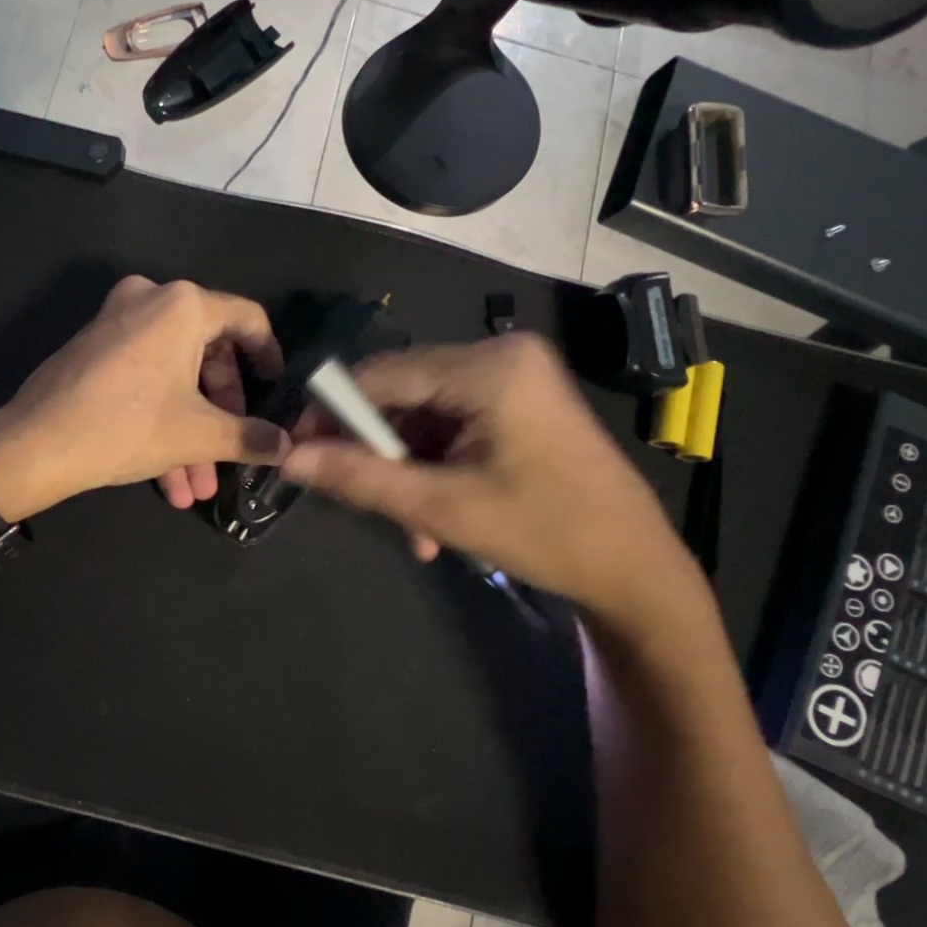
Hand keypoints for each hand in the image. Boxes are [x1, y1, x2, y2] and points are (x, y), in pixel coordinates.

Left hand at [0, 276, 289, 518]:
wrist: (35, 444)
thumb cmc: (126, 426)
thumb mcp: (197, 435)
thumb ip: (249, 437)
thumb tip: (286, 446)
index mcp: (181, 305)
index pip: (247, 319)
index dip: (270, 357)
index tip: (279, 391)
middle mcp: (149, 301)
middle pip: (208, 354)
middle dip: (222, 415)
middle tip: (232, 453)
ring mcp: (117, 324)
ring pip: (173, 378)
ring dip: (191, 433)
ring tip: (199, 488)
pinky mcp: (95, 351)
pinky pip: (143, 381)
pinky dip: (160, 422)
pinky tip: (170, 484)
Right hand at [280, 334, 697, 616]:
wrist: (638, 570)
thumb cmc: (547, 533)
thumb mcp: (443, 508)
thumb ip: (361, 477)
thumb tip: (289, 459)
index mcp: (489, 368)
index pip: (379, 375)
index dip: (330, 414)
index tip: (298, 454)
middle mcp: (500, 356)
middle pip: (399, 394)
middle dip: (376, 452)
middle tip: (360, 501)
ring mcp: (512, 378)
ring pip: (420, 415)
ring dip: (404, 469)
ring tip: (413, 529)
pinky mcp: (517, 402)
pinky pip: (449, 425)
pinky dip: (431, 467)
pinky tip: (434, 516)